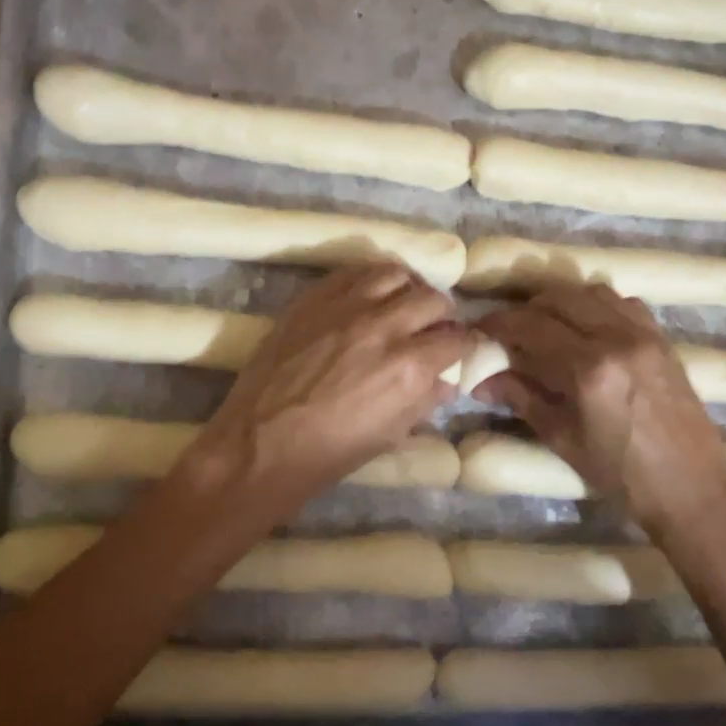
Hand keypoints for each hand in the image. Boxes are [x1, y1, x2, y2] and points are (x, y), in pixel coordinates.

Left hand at [188, 263, 471, 502]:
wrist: (261, 444)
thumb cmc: (329, 453)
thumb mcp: (390, 436)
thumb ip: (424, 401)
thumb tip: (445, 380)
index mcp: (408, 367)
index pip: (457, 340)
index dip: (464, 346)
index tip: (460, 351)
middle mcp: (383, 327)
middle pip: (433, 300)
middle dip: (442, 316)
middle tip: (434, 329)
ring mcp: (344, 308)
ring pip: (396, 274)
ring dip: (408, 289)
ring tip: (403, 304)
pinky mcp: (312, 300)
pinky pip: (353, 272)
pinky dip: (370, 280)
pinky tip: (369, 296)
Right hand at [475, 283, 725, 532]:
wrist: (690, 488)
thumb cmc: (621, 475)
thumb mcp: (563, 439)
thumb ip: (522, 399)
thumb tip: (481, 382)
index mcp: (589, 369)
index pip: (531, 327)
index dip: (499, 324)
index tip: (479, 330)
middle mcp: (618, 338)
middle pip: (559, 299)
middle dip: (525, 309)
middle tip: (506, 329)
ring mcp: (645, 334)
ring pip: (591, 292)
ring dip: (560, 301)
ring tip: (542, 325)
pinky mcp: (662, 339)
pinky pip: (622, 303)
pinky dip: (595, 305)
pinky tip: (584, 328)